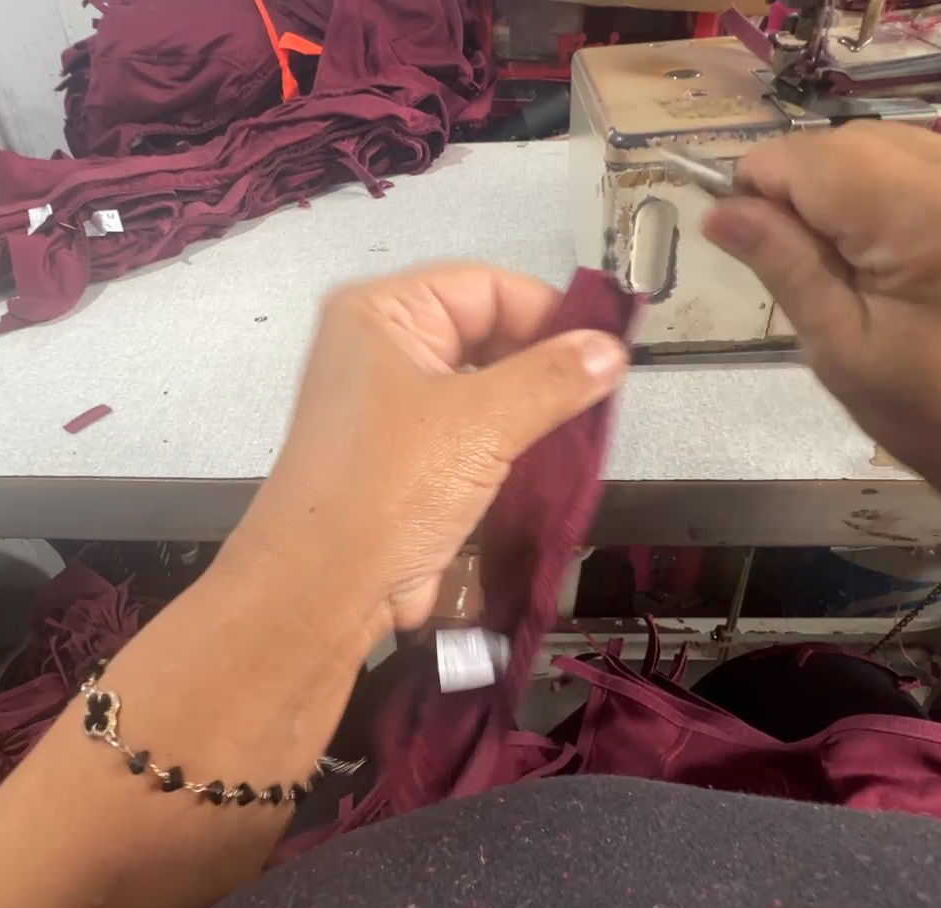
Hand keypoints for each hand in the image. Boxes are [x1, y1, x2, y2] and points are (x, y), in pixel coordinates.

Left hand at [224, 263, 629, 635]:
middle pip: (484, 332)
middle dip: (540, 363)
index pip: (485, 287)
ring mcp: (393, 405)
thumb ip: (552, 379)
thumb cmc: (390, 488)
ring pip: (480, 385)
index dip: (548, 314)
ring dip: (528, 405)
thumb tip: (612, 351)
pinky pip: (469, 428)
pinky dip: (507, 437)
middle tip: (597, 393)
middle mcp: (382, 349)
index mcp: (382, 313)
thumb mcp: (480, 423)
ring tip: (579, 425)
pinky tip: (546, 454)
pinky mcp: (407, 455)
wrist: (328, 587)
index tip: (604, 351)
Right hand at [702, 123, 940, 500]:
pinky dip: (884, 191)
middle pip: (851, 142)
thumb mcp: (836, 346)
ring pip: (887, 144)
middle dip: (799, 187)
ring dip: (840, 188)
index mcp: (934, 220)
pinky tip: (884, 246)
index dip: (760, 185)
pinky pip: (927, 160)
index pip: (816, 161)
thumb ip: (782, 264)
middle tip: (786, 256)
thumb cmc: (926, 410)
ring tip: (838, 259)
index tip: (741, 233)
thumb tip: (718, 212)